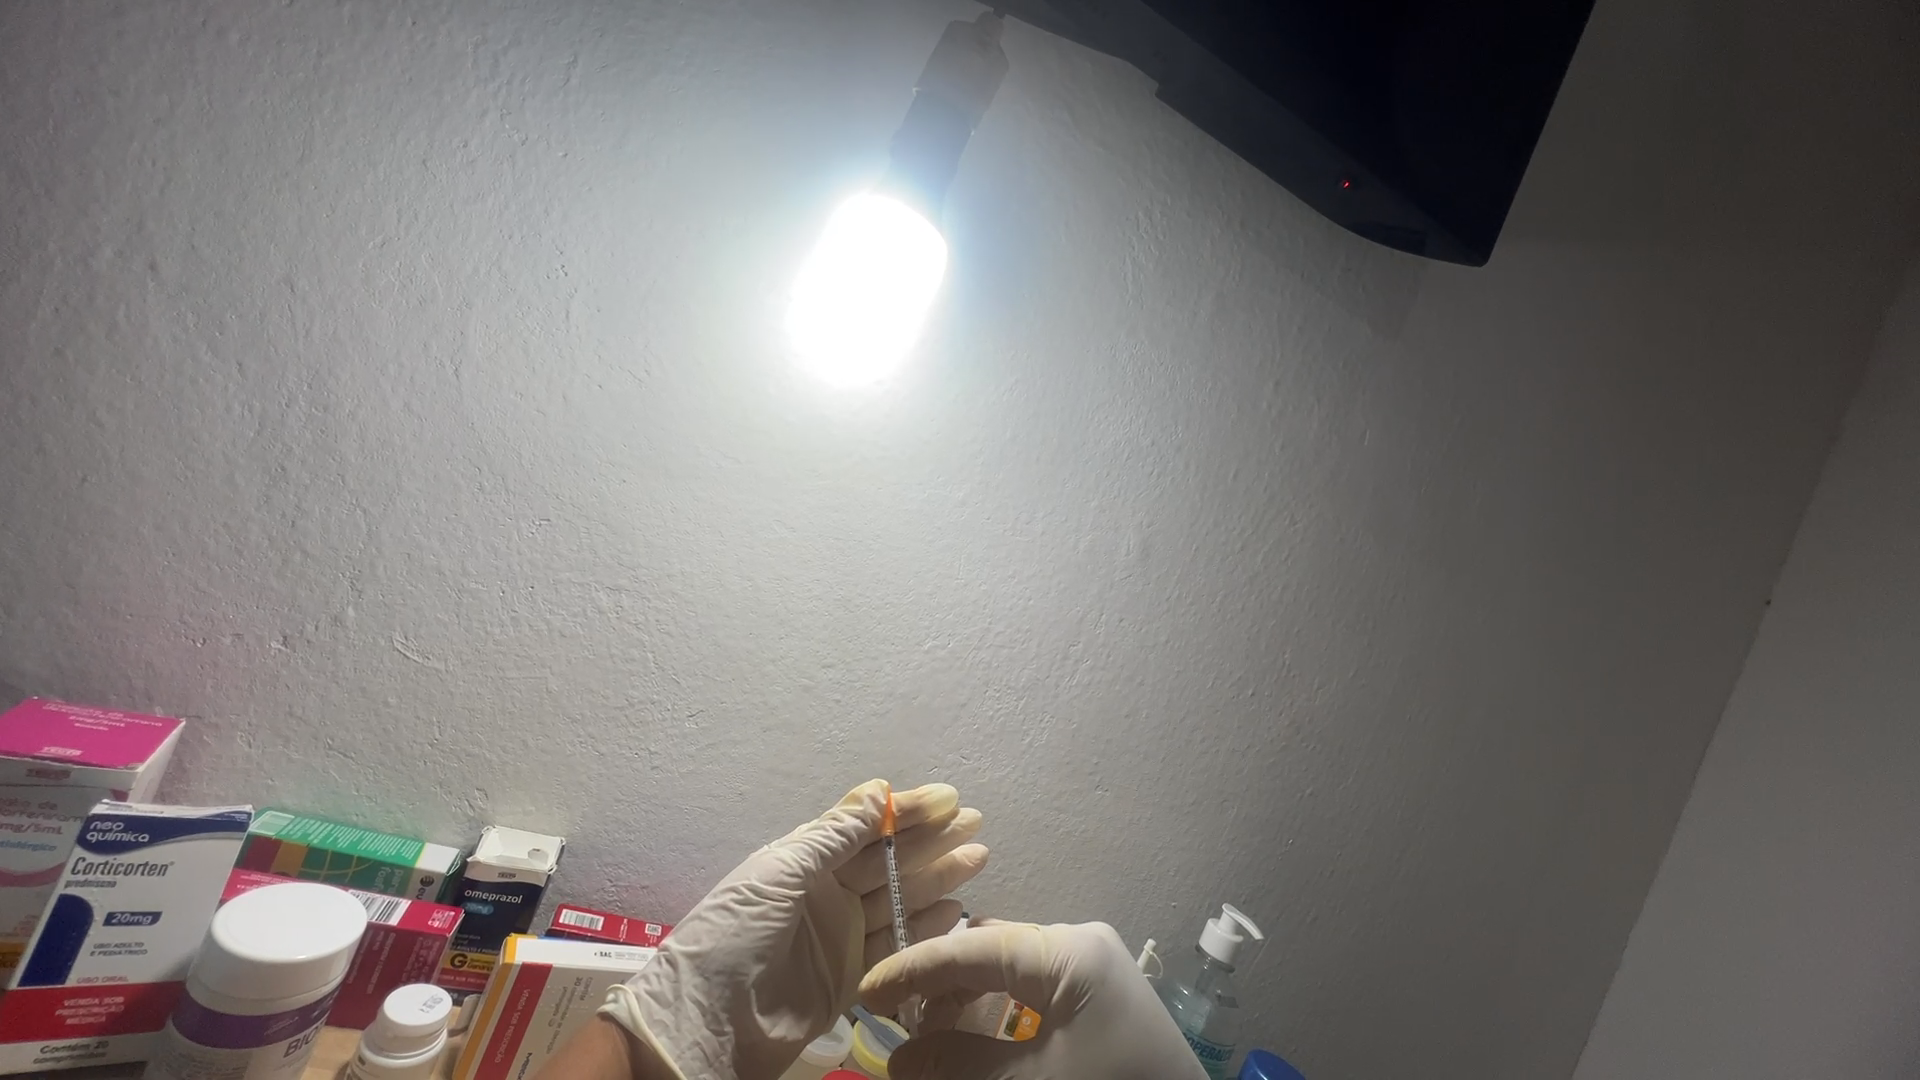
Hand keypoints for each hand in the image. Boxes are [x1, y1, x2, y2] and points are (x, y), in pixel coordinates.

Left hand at [601, 780, 987, 1079]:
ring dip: (937, 878)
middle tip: (975, 822)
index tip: (947, 798)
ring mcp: (840, 934)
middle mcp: (827, 890)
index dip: (906, 811)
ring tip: (978, 857)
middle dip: (931, 839)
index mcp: (805, 859)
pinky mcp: (849, 978)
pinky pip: (895, 945)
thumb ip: (832, 837)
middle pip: (889, 859)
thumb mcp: (779, 876)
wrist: (703, 1028)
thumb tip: (878, 792)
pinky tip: (956, 911)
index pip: (865, 826)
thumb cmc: (734, 937)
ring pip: (898, 898)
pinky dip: (924, 926)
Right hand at [859, 921, 1205, 1079]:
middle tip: (898, 1028)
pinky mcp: (1099, 998)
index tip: (868, 993)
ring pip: (1009, 974)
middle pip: (990, 954)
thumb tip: (896, 1060)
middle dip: (941, 989)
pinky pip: (1035, 994)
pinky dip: (999, 1018)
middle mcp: (1082, 942)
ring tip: (931, 1044)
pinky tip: (974, 1046)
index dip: (915, 969)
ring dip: (966, 1006)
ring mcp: (1094, 968)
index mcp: (1070, 950)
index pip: (974, 945)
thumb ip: (960, 1065)